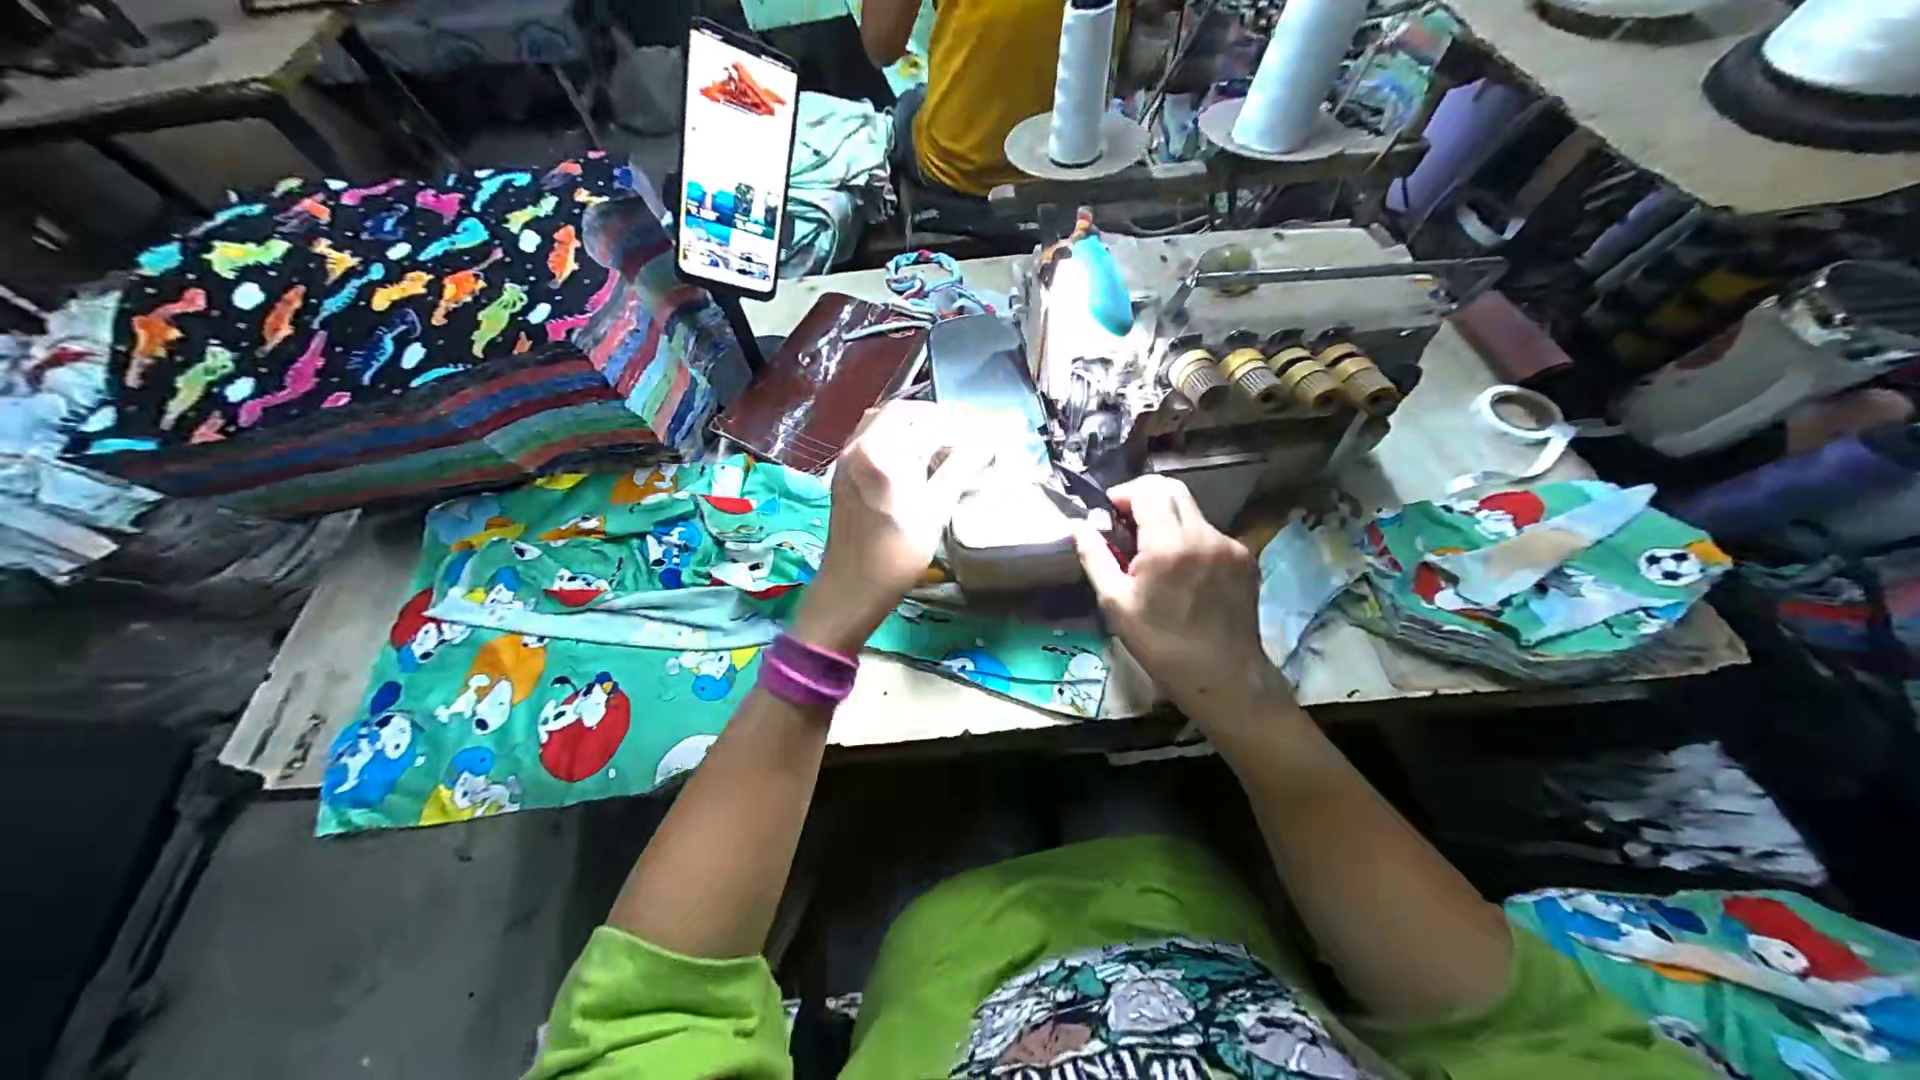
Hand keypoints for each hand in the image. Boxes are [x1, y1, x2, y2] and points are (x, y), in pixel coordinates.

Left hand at [790, 401, 987, 653]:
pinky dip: (891, 443)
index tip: (967, 431)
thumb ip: (958, 470)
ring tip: (934, 449)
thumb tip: (984, 446)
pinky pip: (867, 444)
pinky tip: (909, 466)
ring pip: (878, 428)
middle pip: (893, 415)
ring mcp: (844, 463)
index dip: (944, 418)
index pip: (914, 414)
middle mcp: (855, 449)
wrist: (850, 589)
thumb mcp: (935, 511)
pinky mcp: (840, 478)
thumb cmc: (896, 554)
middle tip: (954, 437)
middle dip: (926, 420)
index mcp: (878, 453)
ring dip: (907, 430)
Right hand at [1073, 475, 1291, 728]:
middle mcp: (1204, 535)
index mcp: (1169, 545)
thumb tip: (1077, 526)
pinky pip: (1210, 533)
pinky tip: (1182, 572)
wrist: (1223, 676)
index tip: (1109, 515)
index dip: (1123, 494)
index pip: (1147, 490)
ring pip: (1192, 511)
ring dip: (1167, 520)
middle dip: (1144, 499)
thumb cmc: (1161, 644)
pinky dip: (1189, 540)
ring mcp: (1230, 545)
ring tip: (1154, 555)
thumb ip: (1095, 557)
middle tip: (1127, 526)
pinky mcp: (1245, 558)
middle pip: (1172, 490)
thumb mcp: (1116, 604)